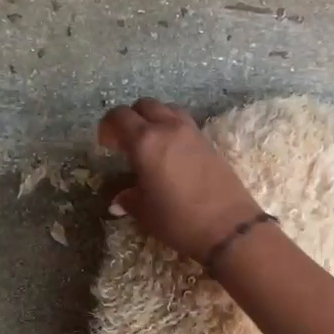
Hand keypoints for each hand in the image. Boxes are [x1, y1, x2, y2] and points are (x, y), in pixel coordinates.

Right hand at [98, 98, 263, 260]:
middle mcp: (168, 128)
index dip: (107, 127)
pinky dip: (171, 128)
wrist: (228, 227)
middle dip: (130, 119)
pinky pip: (183, 122)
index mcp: (145, 142)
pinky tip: (171, 153)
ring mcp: (191, 132)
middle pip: (143, 105)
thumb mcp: (146, 213)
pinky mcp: (208, 141)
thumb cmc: (179, 221)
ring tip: (150, 144)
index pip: (119, 117)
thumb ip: (128, 200)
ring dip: (153, 119)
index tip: (106, 145)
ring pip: (166, 108)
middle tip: (125, 143)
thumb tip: (118, 201)